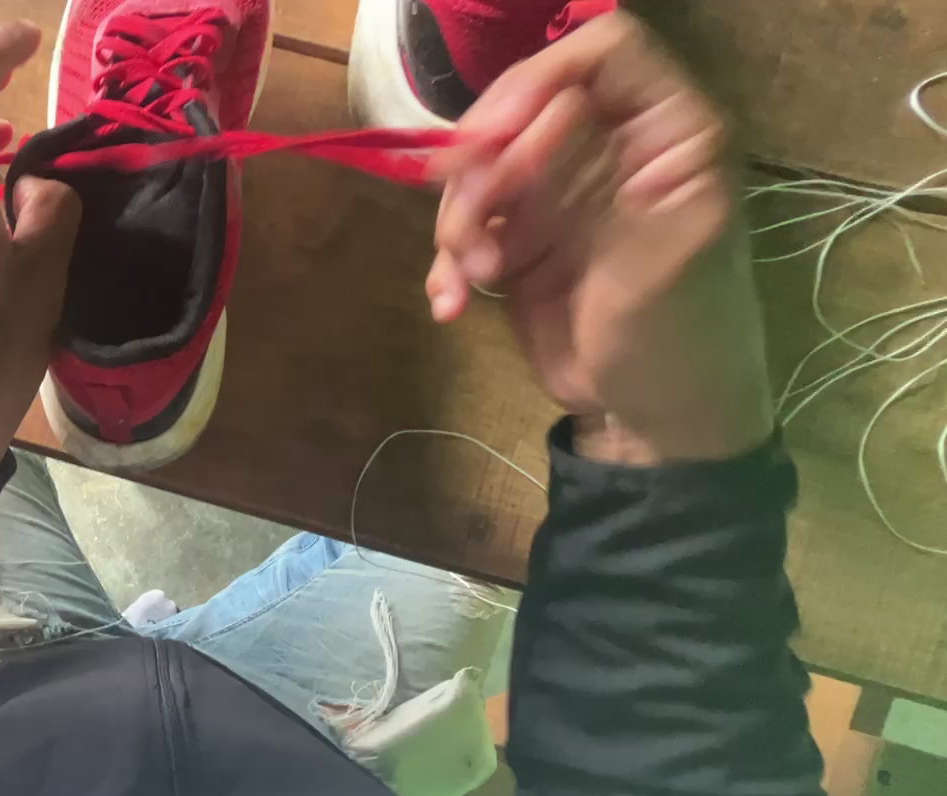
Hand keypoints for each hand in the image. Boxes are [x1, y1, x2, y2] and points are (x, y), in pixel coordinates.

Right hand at [427, 14, 772, 464]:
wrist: (649, 411)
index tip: (484, 148)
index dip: (530, 86)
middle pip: (514, 120)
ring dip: (456, 231)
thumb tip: (544, 114)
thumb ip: (604, 175)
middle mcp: (601, 157)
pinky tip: (451, 308)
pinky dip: (445, 272)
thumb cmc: (677, 335)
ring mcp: (553, 205)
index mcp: (662, 136)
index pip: (597, 57)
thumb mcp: (661, 251)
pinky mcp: (517, 250)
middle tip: (471, 240)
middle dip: (477, 177)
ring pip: (476, 181)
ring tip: (470, 284)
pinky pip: (461, 239)